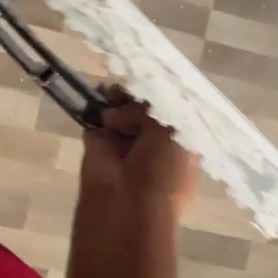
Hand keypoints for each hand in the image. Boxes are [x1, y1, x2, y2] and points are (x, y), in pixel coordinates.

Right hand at [78, 86, 197, 221]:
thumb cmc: (162, 171)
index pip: (173, 114)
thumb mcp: (170, 134)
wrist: (126, 199)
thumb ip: (150, 110)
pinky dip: (96, 104)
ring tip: (112, 90)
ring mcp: (125, 141)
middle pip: (146, 108)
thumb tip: (119, 109)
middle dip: (137, 95)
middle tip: (131, 85)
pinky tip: (98, 93)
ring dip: (117, 97)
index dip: (163, 96)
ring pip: (121, 110)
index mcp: (181, 146)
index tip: (155, 78)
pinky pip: (97, 116)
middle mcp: (155, 142)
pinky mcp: (99, 141)